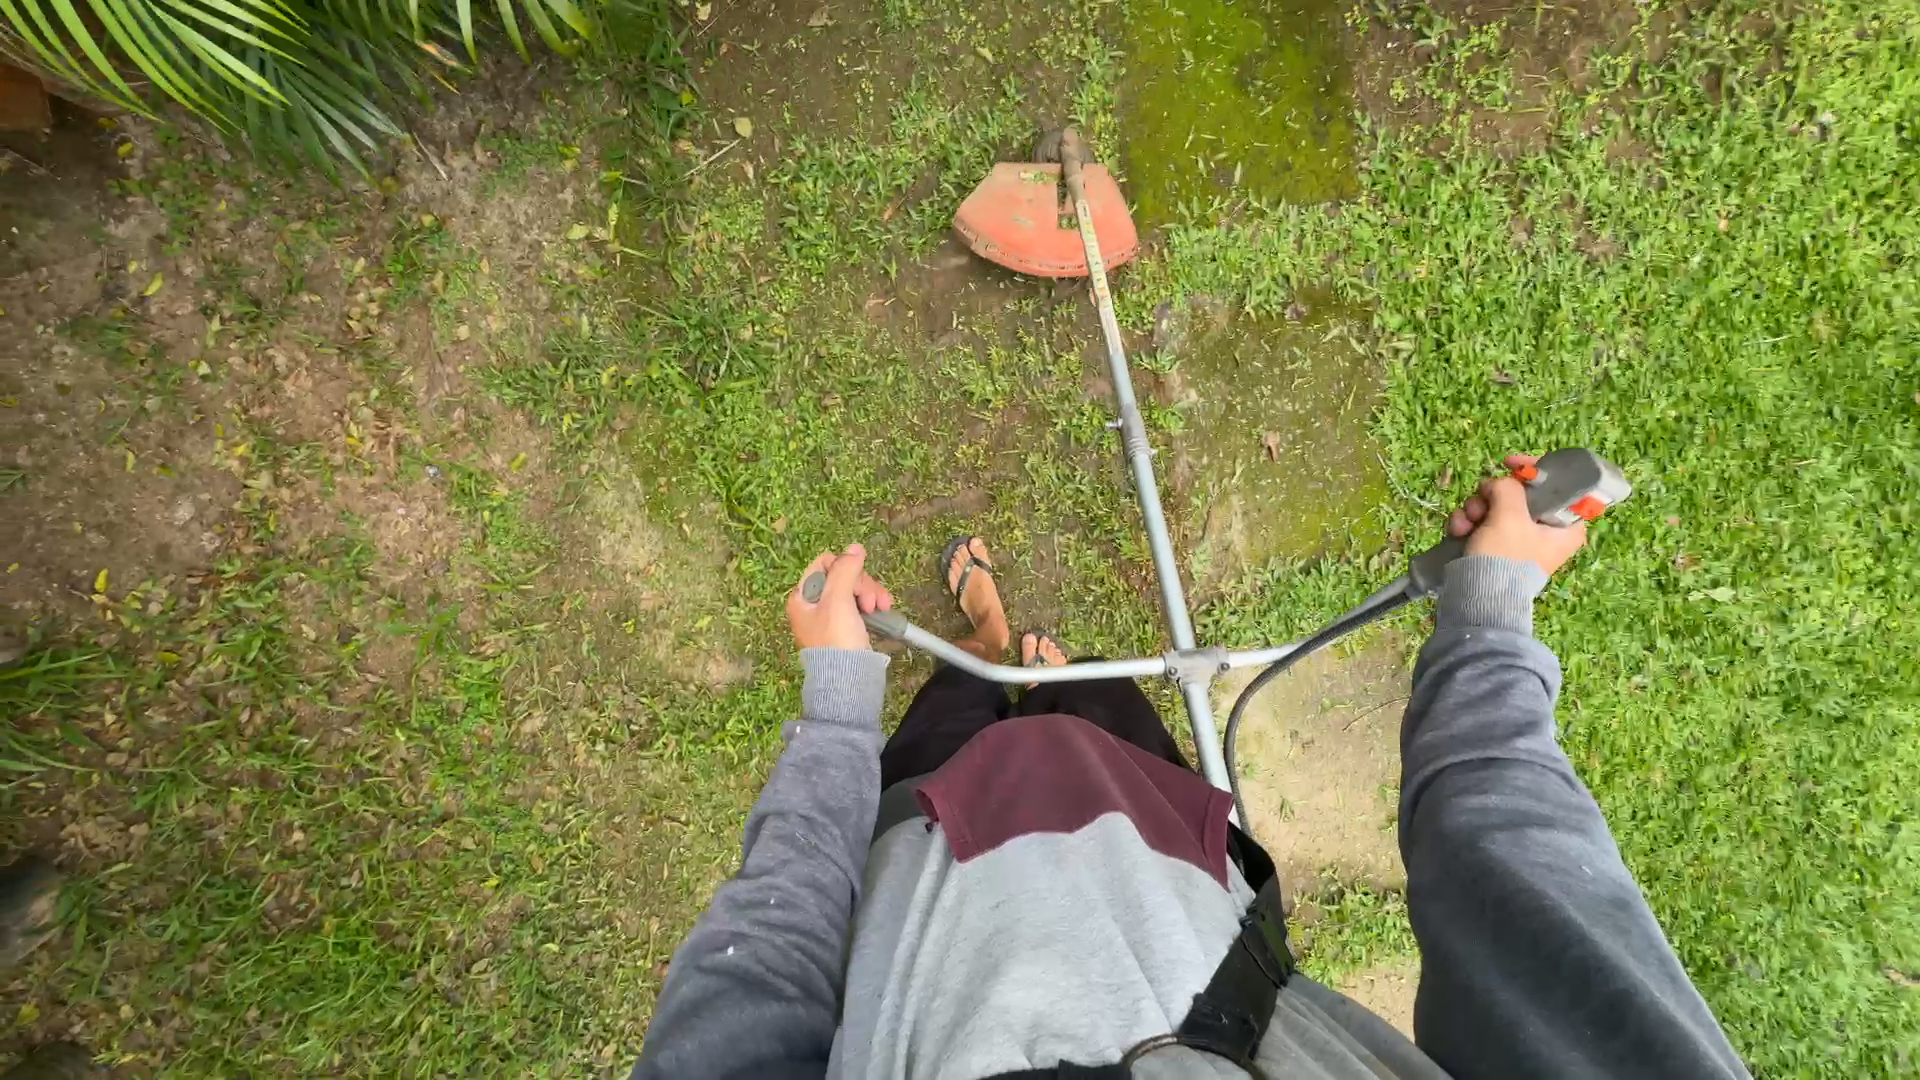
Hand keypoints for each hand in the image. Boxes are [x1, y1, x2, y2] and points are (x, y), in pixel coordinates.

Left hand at [786, 544, 892, 649]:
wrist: (847, 681)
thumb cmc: (837, 639)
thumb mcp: (838, 600)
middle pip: (842, 576)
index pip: (824, 564)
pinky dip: (872, 605)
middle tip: (873, 602)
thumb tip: (855, 547)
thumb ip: (846, 570)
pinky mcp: (846, 627)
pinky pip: (859, 605)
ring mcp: (830, 616)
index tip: (858, 584)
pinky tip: (883, 611)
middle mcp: (813, 605)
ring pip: (854, 589)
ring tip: (883, 607)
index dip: (845, 568)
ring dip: (871, 593)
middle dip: (862, 584)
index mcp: (802, 597)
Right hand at [1445, 454, 1588, 577]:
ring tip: (1464, 524)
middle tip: (1481, 505)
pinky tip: (1457, 532)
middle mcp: (1543, 531)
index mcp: (1565, 526)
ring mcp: (1516, 539)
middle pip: (1517, 495)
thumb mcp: (1509, 517)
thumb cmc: (1504, 558)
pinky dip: (1465, 523)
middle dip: (1491, 496)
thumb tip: (1499, 482)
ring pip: (1493, 507)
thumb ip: (1508, 489)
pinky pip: (1479, 522)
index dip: (1533, 471)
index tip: (1509, 463)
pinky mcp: (1492, 547)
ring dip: (1473, 510)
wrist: (1478, 597)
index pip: (1558, 486)